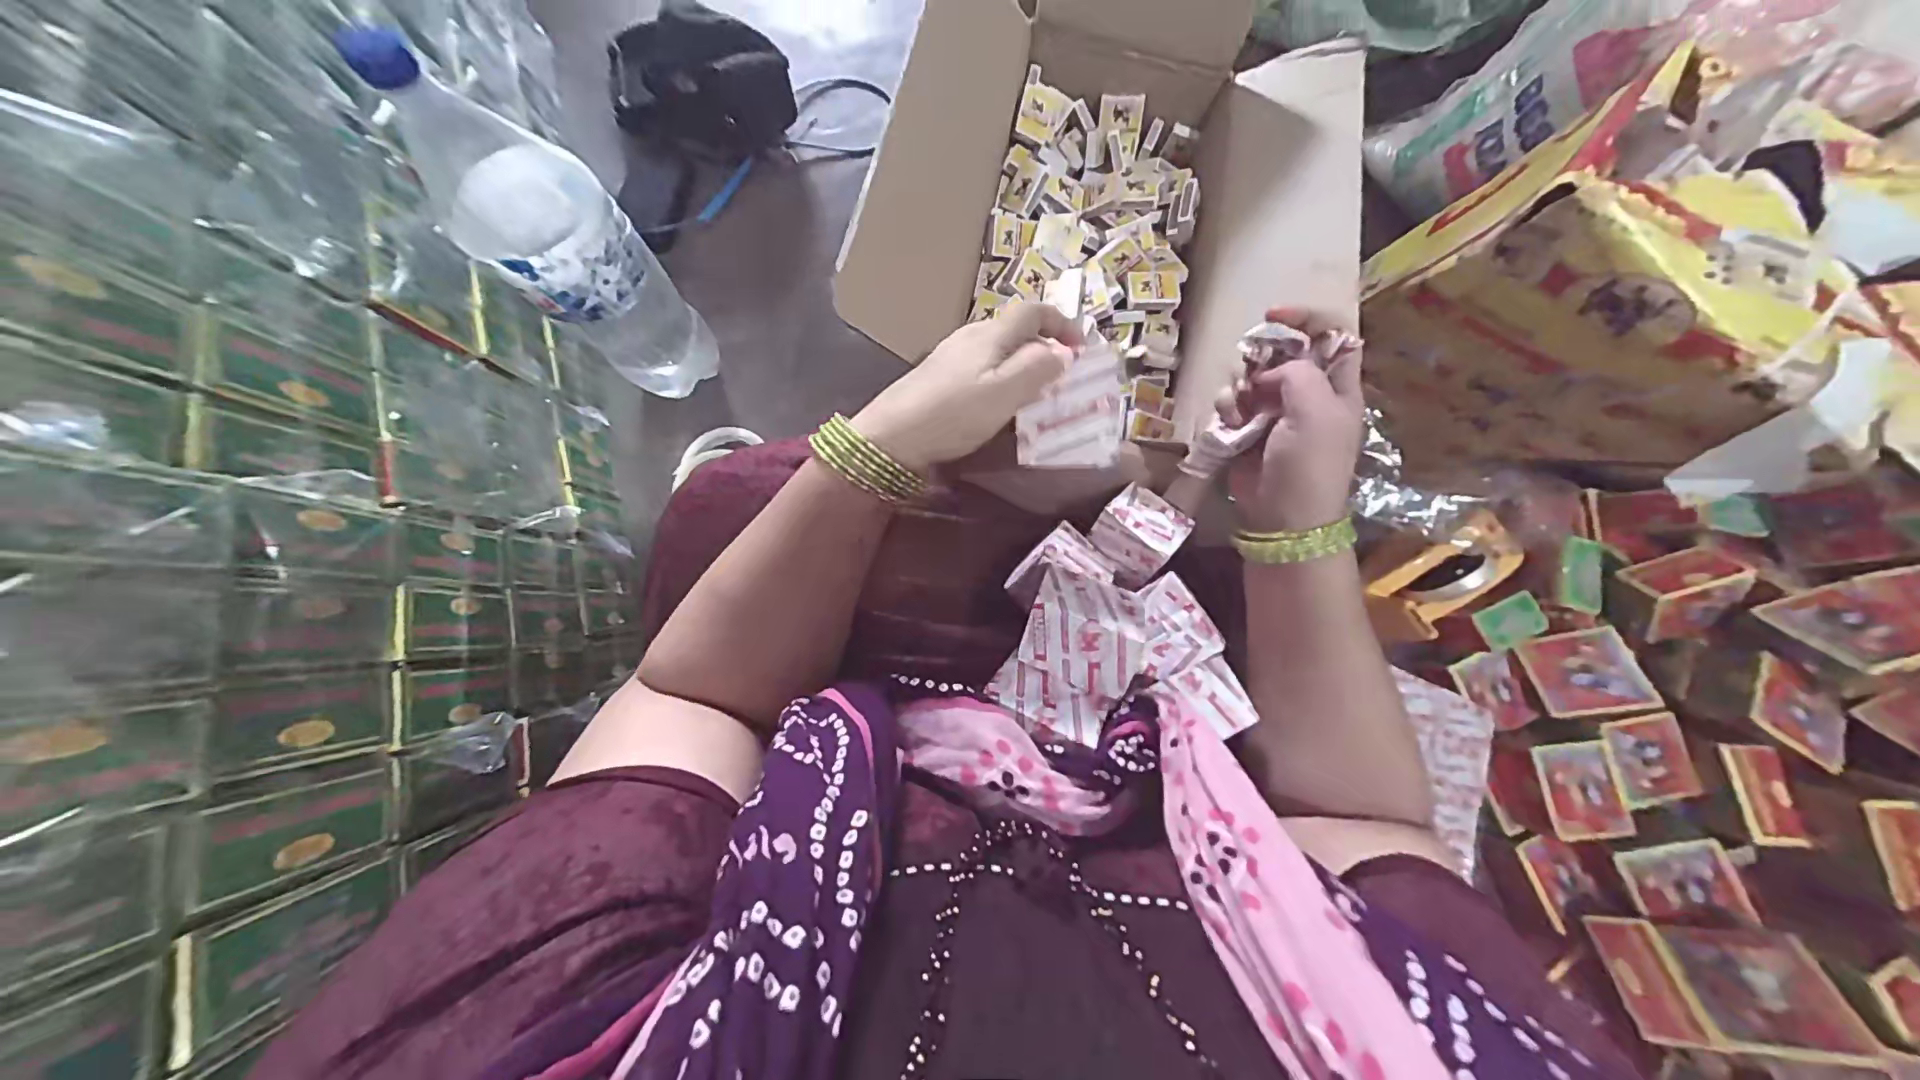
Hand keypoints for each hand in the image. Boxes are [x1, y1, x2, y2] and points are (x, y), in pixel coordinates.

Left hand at [851, 302, 1080, 471]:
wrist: (890, 435)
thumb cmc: (952, 415)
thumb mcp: (1003, 394)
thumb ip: (1037, 370)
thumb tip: (1063, 352)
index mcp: (991, 335)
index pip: (1034, 310)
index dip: (1062, 323)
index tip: (1081, 349)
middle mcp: (970, 335)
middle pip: (1016, 328)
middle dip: (1045, 346)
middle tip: (1062, 378)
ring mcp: (951, 354)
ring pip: (998, 348)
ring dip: (1023, 363)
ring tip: (1034, 393)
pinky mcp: (938, 375)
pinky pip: (981, 365)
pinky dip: (1001, 376)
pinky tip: (997, 403)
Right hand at [1218, 309, 1365, 531]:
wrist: (1283, 517)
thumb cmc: (1310, 464)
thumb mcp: (1316, 411)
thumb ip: (1297, 373)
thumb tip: (1268, 371)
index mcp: (1336, 387)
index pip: (1331, 336)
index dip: (1306, 319)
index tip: (1274, 316)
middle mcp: (1306, 395)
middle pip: (1280, 353)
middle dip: (1260, 357)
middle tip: (1250, 372)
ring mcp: (1273, 414)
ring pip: (1249, 377)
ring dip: (1238, 385)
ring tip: (1237, 407)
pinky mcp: (1246, 432)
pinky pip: (1231, 404)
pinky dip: (1226, 408)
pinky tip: (1229, 422)